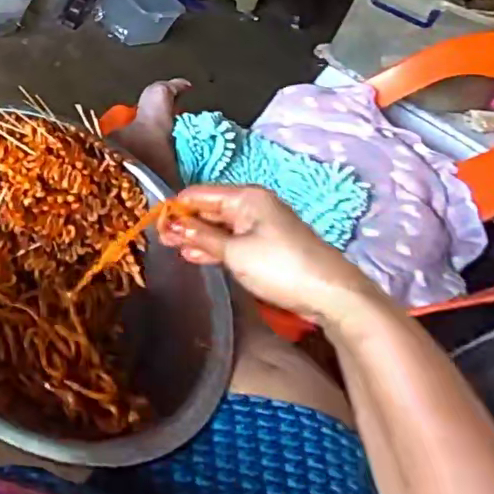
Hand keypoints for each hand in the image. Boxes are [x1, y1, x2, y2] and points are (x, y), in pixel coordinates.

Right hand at [159, 185, 376, 325]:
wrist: (338, 299)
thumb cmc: (281, 267)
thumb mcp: (233, 252)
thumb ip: (198, 236)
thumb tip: (170, 225)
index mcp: (246, 196)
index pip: (197, 194)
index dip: (174, 208)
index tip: (156, 226)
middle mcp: (254, 204)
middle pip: (209, 208)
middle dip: (186, 223)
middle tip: (164, 241)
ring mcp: (264, 224)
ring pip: (220, 225)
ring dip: (199, 237)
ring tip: (179, 251)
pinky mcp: (270, 244)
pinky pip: (234, 238)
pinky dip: (216, 246)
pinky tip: (199, 257)